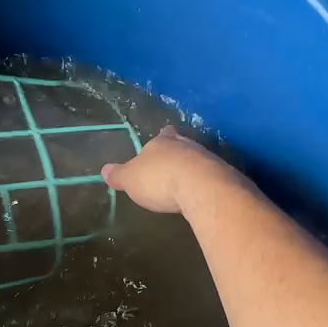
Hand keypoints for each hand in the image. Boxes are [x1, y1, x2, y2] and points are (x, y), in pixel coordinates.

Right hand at [100, 126, 244, 214]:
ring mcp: (207, 159)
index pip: (163, 134)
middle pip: (182, 144)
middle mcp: (186, 145)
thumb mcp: (131, 179)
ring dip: (193, 168)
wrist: (202, 188)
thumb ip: (119, 175)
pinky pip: (211, 176)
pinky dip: (206, 182)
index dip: (162, 137)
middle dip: (178, 152)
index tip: (163, 136)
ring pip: (198, 159)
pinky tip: (203, 192)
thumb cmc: (159, 179)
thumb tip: (104, 170)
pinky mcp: (223, 176)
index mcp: (162, 142)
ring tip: (188, 180)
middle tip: (173, 161)